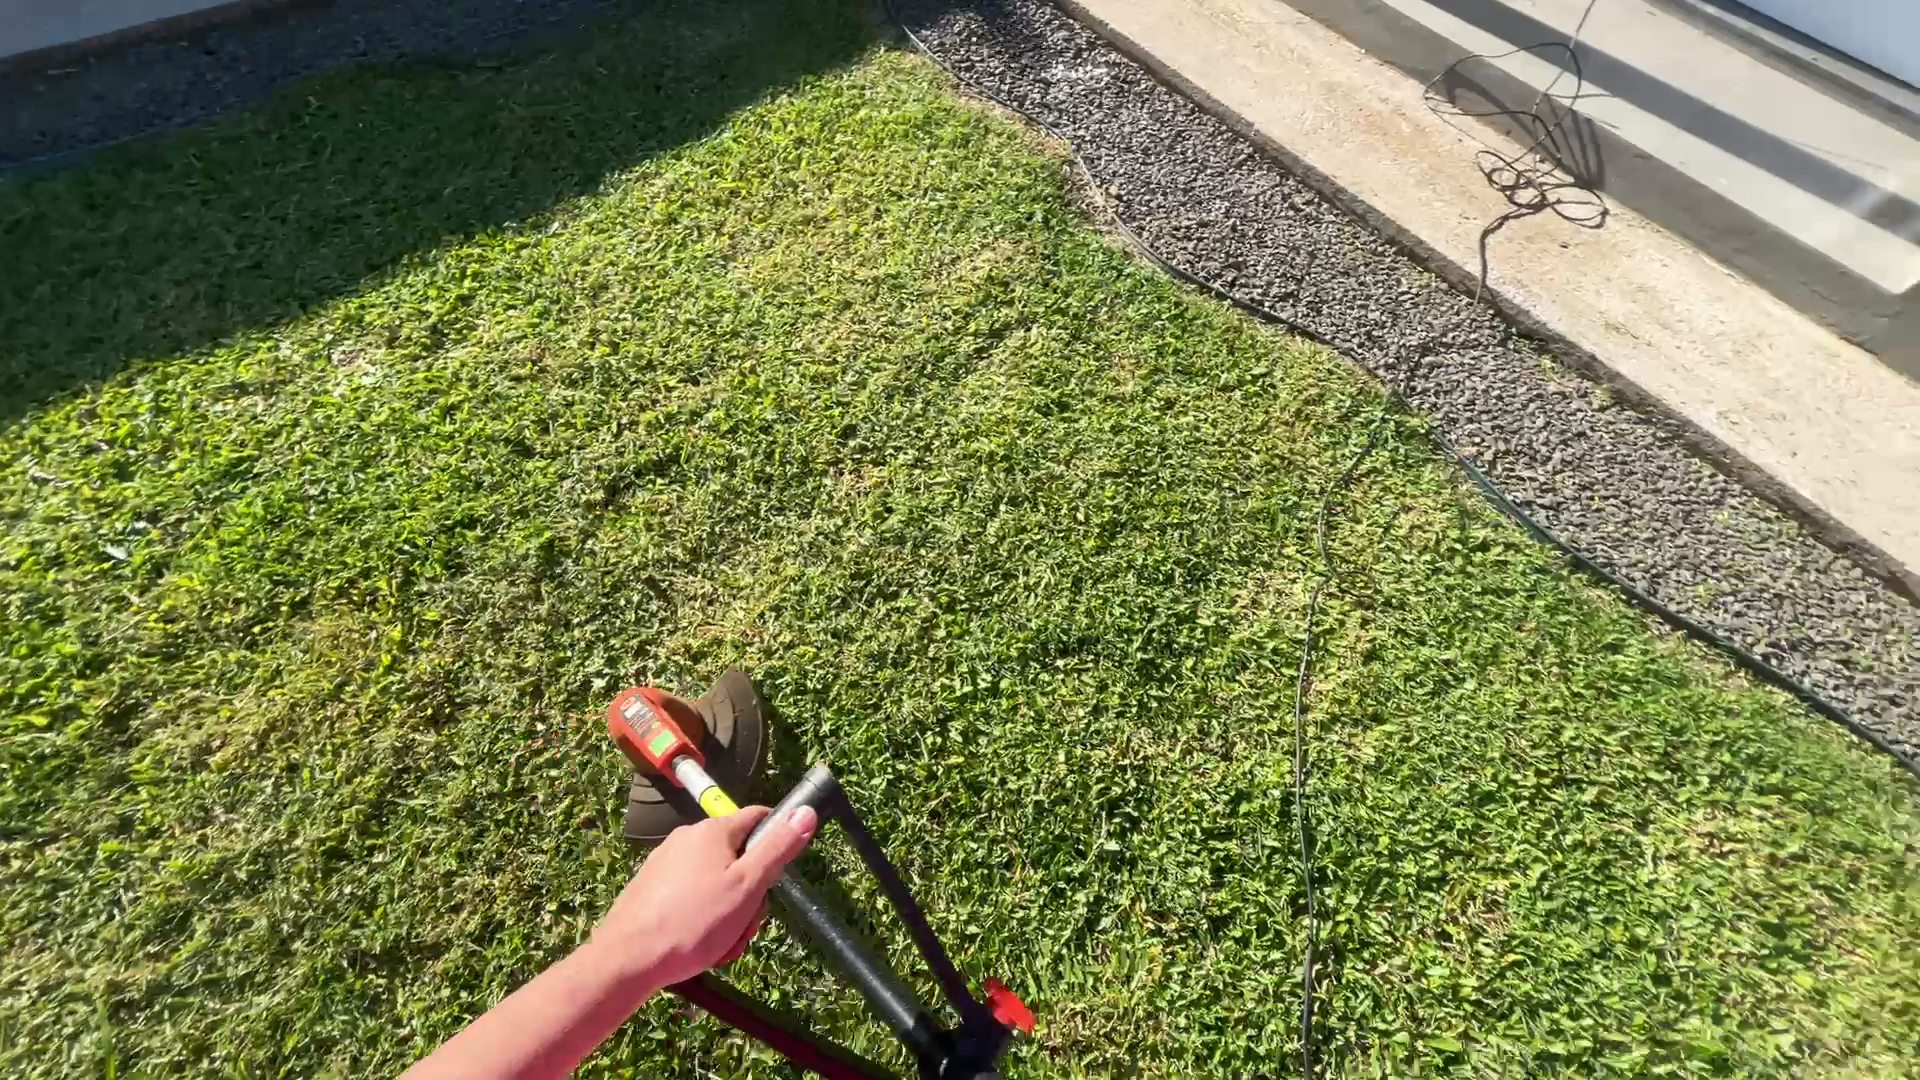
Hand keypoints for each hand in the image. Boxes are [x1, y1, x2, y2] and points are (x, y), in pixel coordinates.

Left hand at [589, 804, 817, 991]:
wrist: (624, 963)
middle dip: (749, 891)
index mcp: (712, 830)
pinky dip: (701, 916)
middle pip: (737, 855)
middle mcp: (687, 837)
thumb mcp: (748, 886)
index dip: (776, 843)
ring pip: (714, 879)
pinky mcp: (649, 889)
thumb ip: (778, 848)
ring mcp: (664, 863)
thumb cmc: (693, 922)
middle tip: (745, 924)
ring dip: (727, 910)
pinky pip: (690, 895)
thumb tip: (805, 811)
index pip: (758, 818)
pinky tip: (699, 945)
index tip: (778, 876)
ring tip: (721, 942)